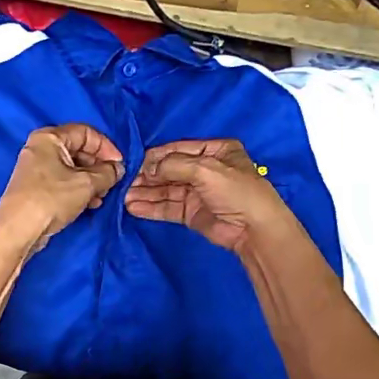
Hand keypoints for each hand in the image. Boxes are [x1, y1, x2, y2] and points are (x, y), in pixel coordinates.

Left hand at [0, 124, 123, 251]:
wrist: (19, 229)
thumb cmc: (52, 198)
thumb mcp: (87, 184)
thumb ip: (108, 173)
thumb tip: (117, 169)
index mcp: (50, 137)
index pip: (86, 132)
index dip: (106, 147)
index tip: (119, 165)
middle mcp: (41, 148)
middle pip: (79, 150)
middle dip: (99, 166)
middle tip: (113, 182)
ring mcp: (37, 168)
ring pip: (73, 167)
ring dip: (92, 180)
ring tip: (102, 196)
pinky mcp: (37, 186)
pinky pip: (65, 181)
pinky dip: (80, 189)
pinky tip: (90, 203)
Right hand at [124, 139, 293, 252]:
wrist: (254, 229)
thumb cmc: (237, 191)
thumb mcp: (206, 169)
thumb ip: (173, 165)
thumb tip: (147, 168)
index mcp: (215, 151)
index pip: (178, 150)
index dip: (156, 157)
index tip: (134, 163)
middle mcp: (205, 169)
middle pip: (170, 170)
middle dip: (147, 176)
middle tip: (124, 182)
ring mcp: (198, 192)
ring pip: (166, 190)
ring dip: (146, 193)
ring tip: (124, 197)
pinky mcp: (193, 214)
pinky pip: (168, 208)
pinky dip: (151, 208)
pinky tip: (134, 208)